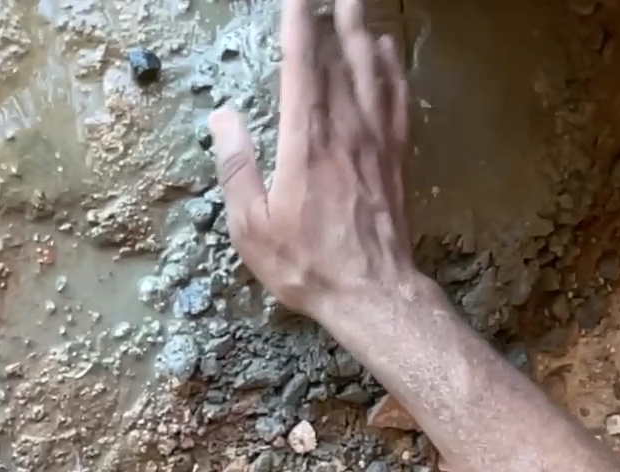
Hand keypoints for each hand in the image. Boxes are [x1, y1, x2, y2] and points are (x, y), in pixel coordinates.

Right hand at [210, 0, 419, 328]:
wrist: (372, 294)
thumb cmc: (307, 266)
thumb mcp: (253, 228)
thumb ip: (236, 169)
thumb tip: (221, 117)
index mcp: (305, 142)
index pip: (301, 65)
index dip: (297, 24)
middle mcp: (345, 131)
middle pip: (342, 57)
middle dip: (336, 16)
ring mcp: (376, 144)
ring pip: (373, 72)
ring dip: (364, 31)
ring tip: (358, 5)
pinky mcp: (396, 161)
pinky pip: (398, 101)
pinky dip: (394, 71)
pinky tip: (390, 54)